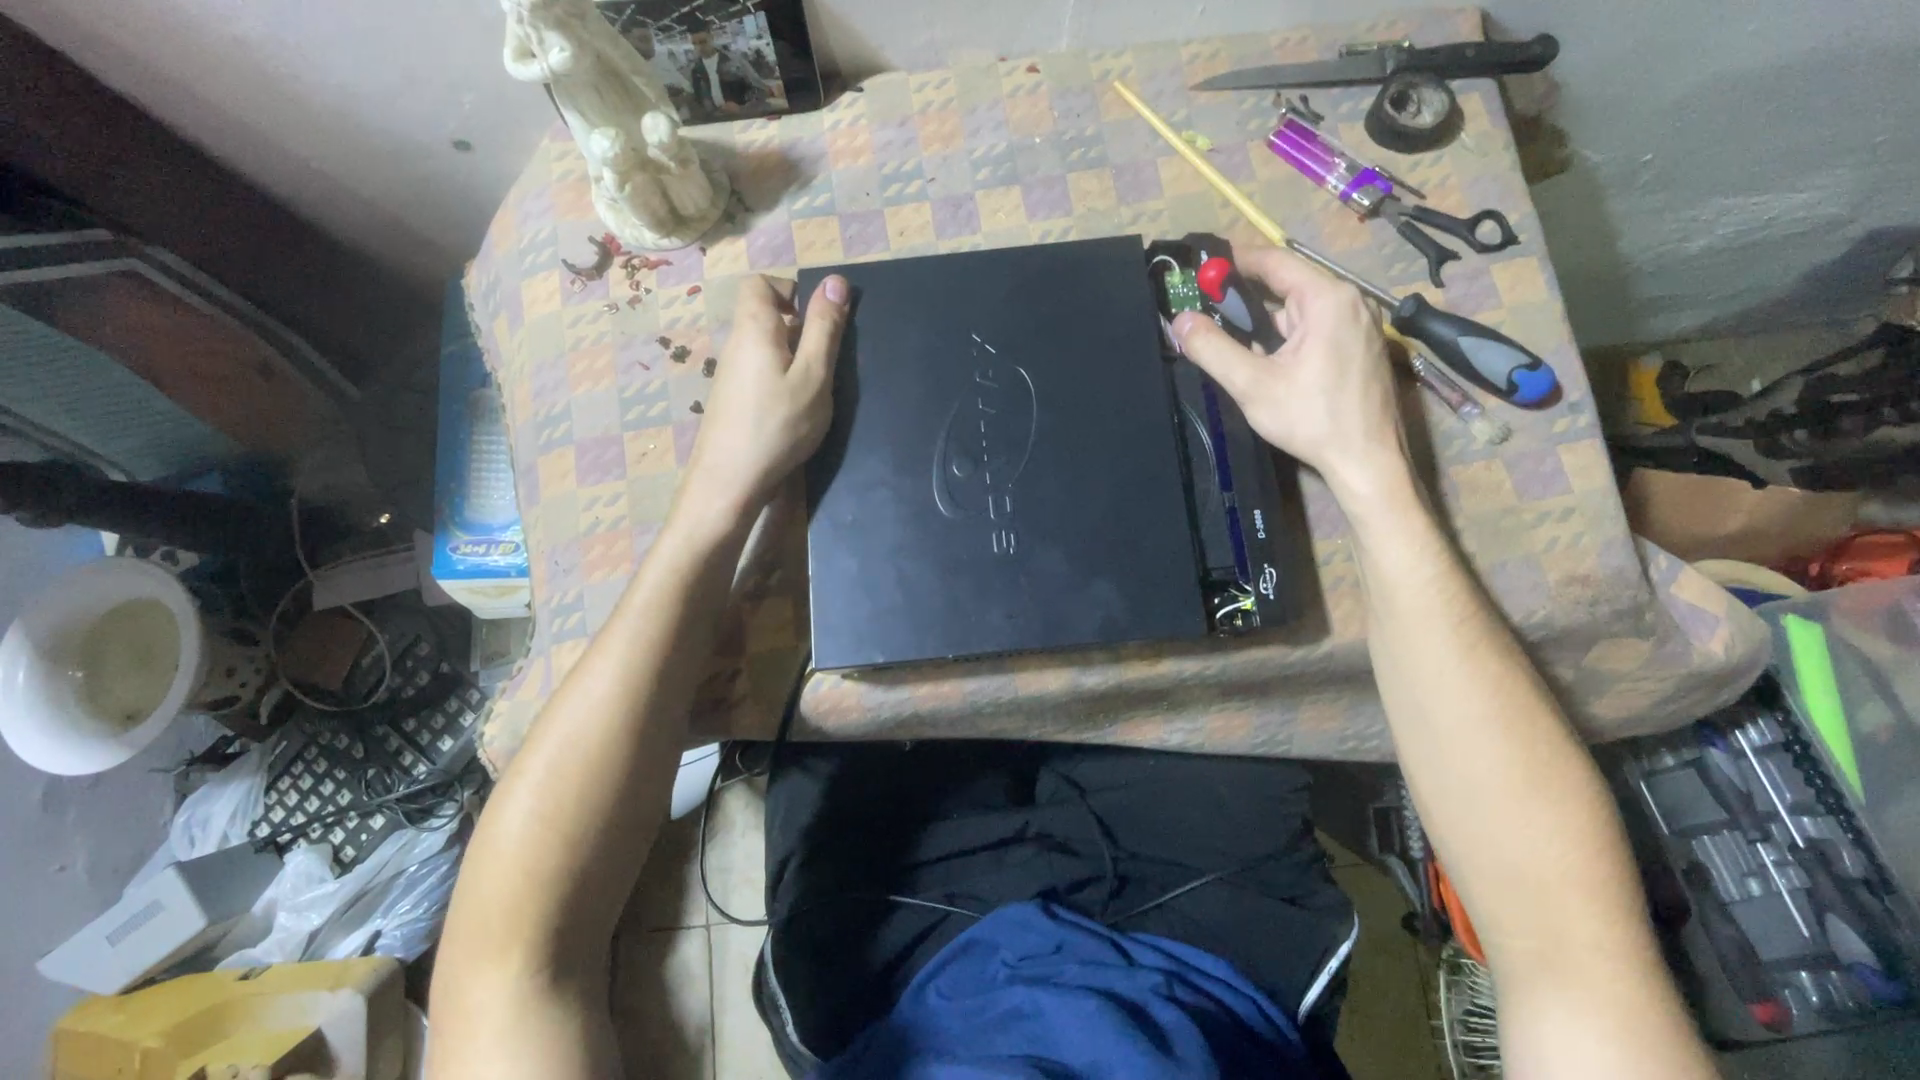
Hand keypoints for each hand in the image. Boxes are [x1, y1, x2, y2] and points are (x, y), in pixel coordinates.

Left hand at [681, 274, 849, 527]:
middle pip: (765, 316)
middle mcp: (736, 344)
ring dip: (794, 358)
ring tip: (816, 389)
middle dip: (800, 328)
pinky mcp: (732, 400)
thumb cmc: (777, 425)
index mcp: (754, 328)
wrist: (730, 481)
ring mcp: (731, 374)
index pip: (760, 284)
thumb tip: (835, 280)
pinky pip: (760, 371)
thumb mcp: (813, 375)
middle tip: (827, 360)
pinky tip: (796, 411)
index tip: (818, 318)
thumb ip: (824, 328)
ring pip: (766, 347)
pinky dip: (781, 380)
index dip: (790, 290)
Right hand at [1172, 247, 1408, 499]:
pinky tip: (1265, 357)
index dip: (1234, 260)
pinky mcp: (1360, 345)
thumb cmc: (1312, 419)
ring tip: (1228, 336)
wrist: (1368, 460)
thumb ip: (1213, 348)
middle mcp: (1350, 300)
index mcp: (1328, 298)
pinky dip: (1286, 334)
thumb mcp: (1252, 385)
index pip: (1274, 261)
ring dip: (1265, 320)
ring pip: (1300, 308)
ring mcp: (1360, 322)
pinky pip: (1315, 325)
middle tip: (1204, 305)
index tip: (1200, 266)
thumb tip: (1179, 320)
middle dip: (1245, 295)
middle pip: (1287, 284)